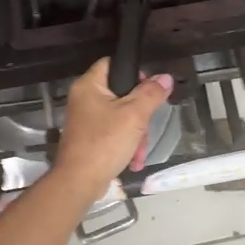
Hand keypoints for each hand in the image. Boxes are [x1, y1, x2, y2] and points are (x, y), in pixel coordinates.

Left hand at [53, 58, 172, 187]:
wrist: (79, 182)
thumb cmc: (105, 143)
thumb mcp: (134, 115)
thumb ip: (151, 94)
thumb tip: (165, 78)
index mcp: (89, 86)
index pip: (112, 63)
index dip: (133, 71)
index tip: (149, 88)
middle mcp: (84, 99)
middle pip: (121, 93)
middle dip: (140, 114)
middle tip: (147, 126)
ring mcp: (86, 120)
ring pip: (120, 117)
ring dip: (136, 134)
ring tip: (140, 151)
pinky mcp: (89, 138)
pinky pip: (113, 133)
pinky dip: (126, 145)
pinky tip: (134, 161)